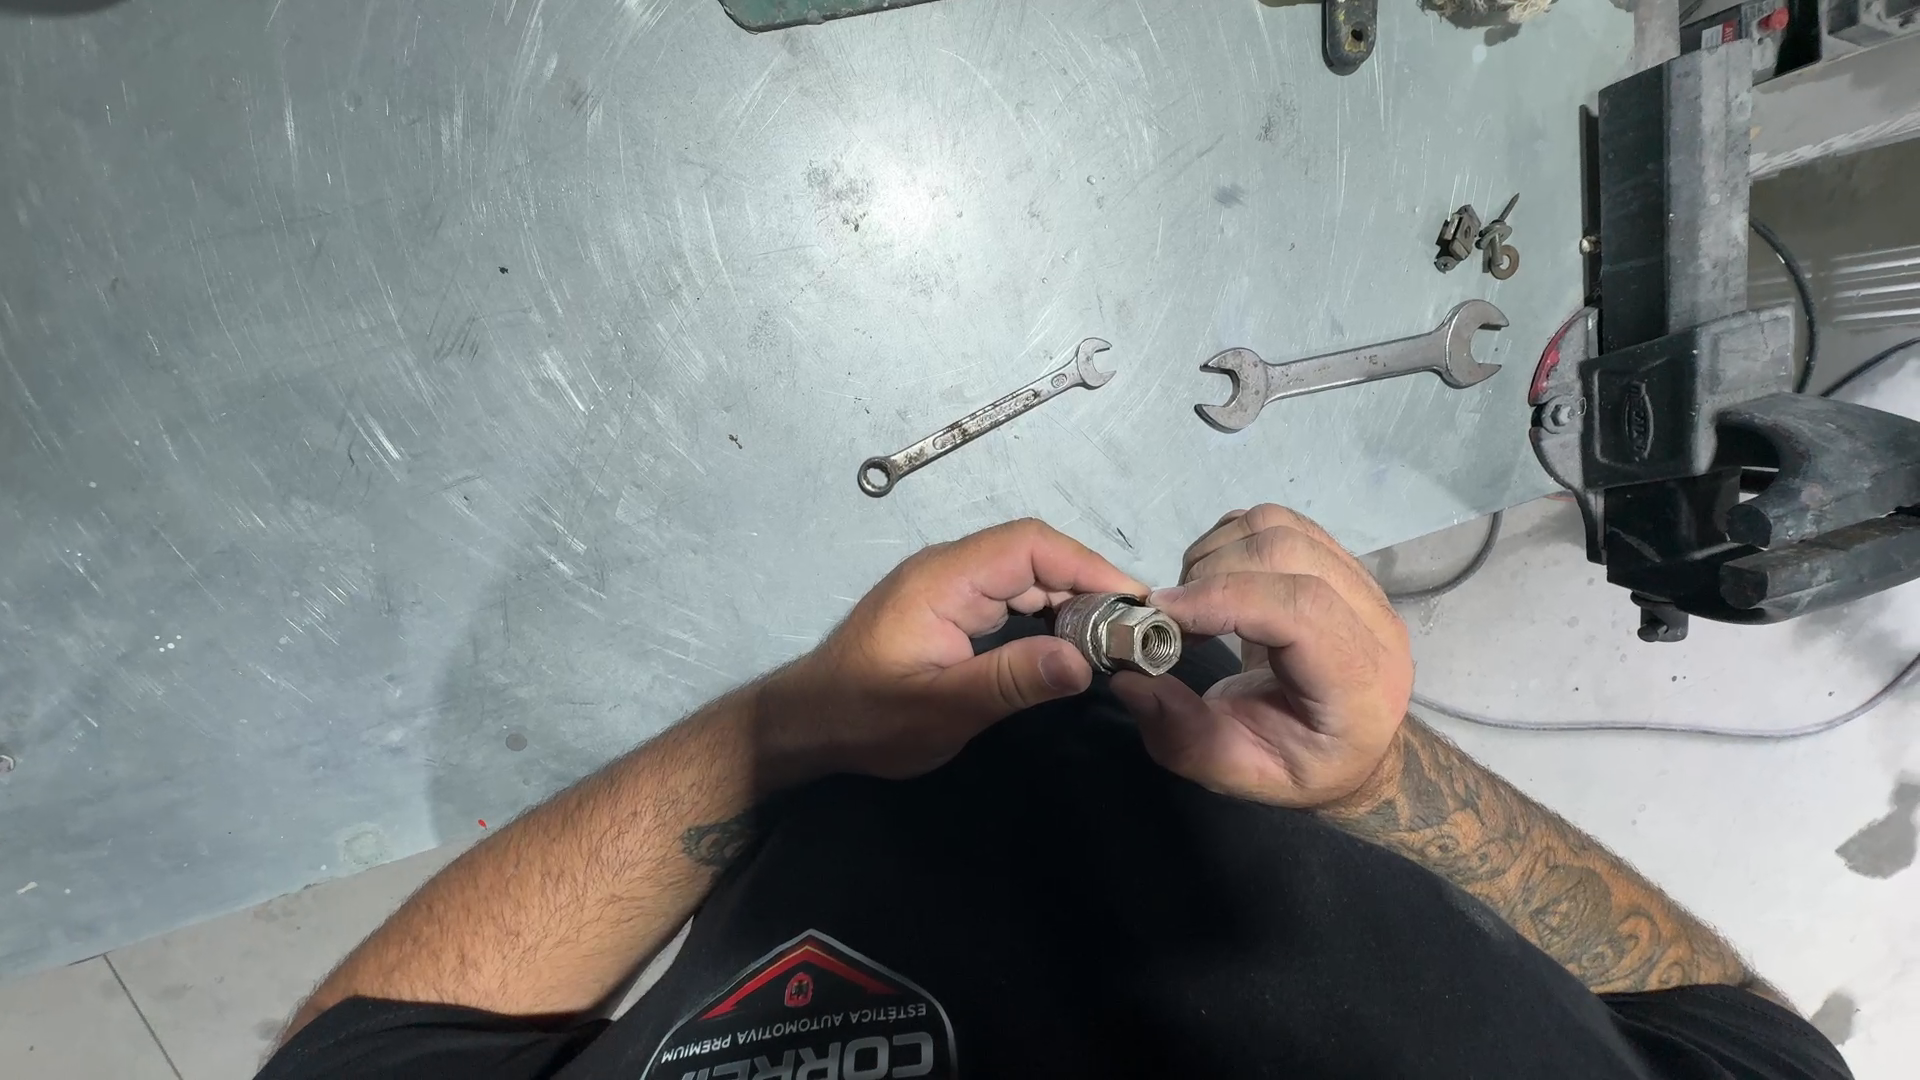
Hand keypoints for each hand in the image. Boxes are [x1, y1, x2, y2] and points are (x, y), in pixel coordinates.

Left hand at [768, 519, 1144, 780]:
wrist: (810, 722)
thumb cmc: (866, 717)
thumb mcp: (940, 708)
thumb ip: (1009, 681)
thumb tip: (1083, 661)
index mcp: (942, 578)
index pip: (1028, 545)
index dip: (1086, 564)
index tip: (1132, 601)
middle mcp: (948, 569)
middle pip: (1031, 553)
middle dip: (1086, 582)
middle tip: (1132, 626)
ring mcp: (947, 585)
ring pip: (1023, 573)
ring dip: (1069, 597)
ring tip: (1112, 634)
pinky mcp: (949, 605)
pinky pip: (1008, 594)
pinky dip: (1044, 611)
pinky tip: (1068, 639)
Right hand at [1110, 505, 1412, 808]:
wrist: (1351, 745)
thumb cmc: (1297, 762)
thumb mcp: (1235, 771)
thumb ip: (1183, 734)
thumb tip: (1130, 679)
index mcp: (1358, 682)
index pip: (1301, 610)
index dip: (1224, 597)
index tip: (1161, 614)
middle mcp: (1372, 620)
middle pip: (1286, 552)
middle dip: (1209, 574)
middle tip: (1170, 617)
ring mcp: (1359, 582)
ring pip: (1278, 526)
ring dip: (1214, 553)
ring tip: (1191, 600)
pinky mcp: (1336, 560)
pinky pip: (1275, 521)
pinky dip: (1227, 539)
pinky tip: (1212, 581)